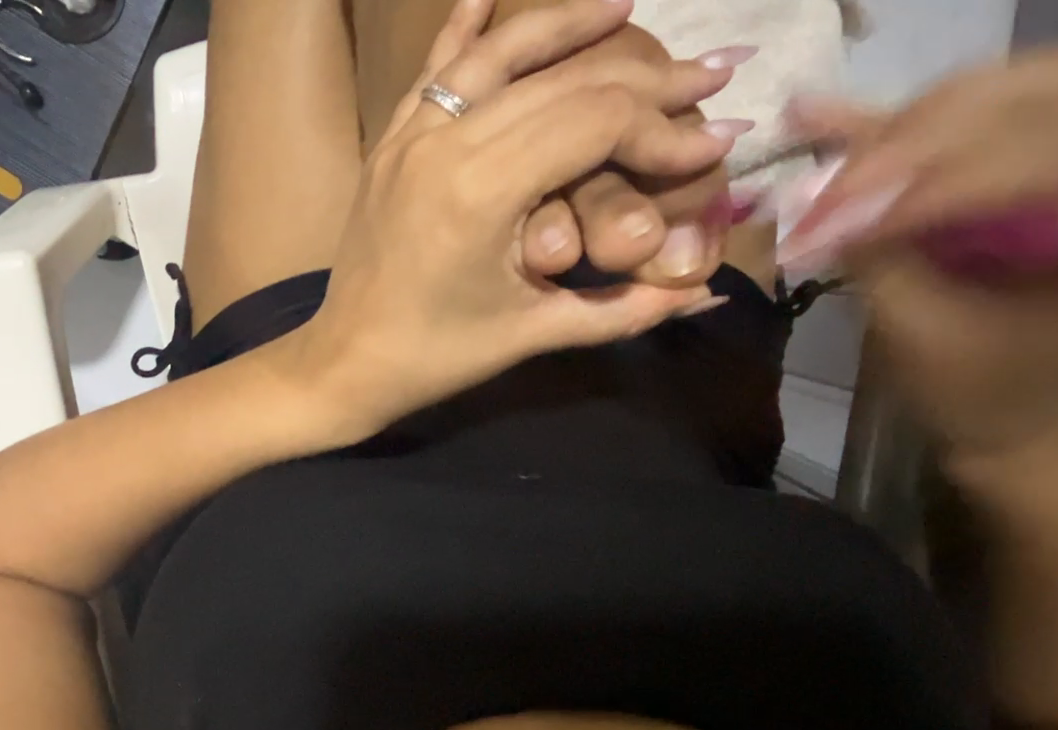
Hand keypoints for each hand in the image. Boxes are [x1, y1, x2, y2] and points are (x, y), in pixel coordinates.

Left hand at [286, 0, 731, 439]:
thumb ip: (619, 309)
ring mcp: (409, 136)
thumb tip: (701, 291)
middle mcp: (443, 144)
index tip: (714, 142)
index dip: (663, 130)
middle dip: (642, 78)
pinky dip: (465, 29)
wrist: (343, 365)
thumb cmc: (434, 359)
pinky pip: (432, 70)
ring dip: (566, 25)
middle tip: (704, 76)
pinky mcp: (389, 142)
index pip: (595, 124)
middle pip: (562, 82)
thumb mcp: (530, 335)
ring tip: (625, 5)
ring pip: (498, 55)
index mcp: (480, 193)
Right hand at [782, 47, 1057, 460]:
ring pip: (994, 91)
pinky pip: (957, 118)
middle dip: (917, 141)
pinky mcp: (1021, 155)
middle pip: (1028, 97)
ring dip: (901, 128)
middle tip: (837, 194)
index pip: (1041, 163)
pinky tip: (810, 115)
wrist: (1004, 408)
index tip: (837, 229)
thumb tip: (818, 215)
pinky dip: (885, 122)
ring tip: (829, 172)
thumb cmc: (977, 389)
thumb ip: (883, 267)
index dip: (928, 190)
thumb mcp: (927, 340)